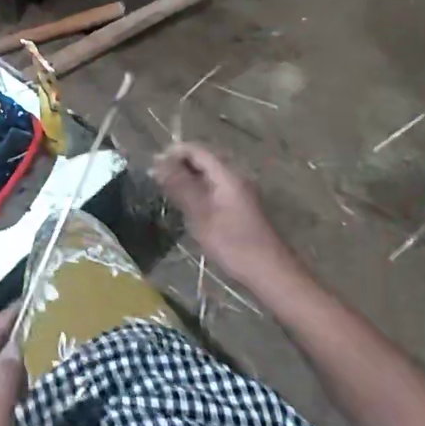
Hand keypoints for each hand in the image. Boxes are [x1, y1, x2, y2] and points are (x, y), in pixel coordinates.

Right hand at [151, 143, 294, 284]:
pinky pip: (214, 189)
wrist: (272, 274)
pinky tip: (187, 207)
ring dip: (186, 180)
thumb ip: (180, 187)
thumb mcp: (201, 215)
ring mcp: (239, 192)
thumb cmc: (235, 245)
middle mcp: (235, 177)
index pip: (196, 151)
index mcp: (227, 175)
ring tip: (167, 193)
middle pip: (202, 160)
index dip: (173, 154)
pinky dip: (197, 192)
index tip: (153, 168)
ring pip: (208, 176)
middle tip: (156, 181)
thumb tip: (157, 162)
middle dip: (178, 166)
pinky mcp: (240, 207)